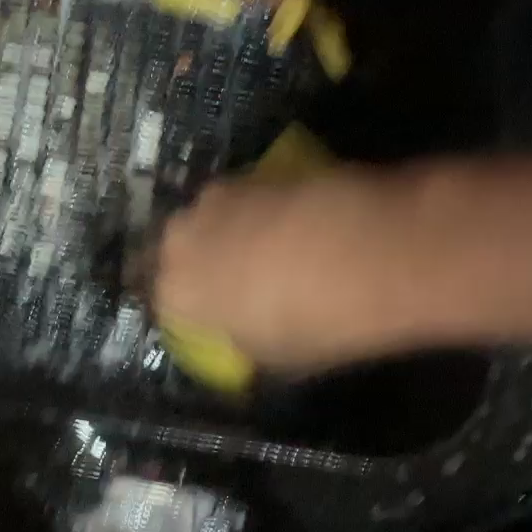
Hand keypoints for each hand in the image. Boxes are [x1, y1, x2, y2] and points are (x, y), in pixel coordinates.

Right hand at [153, 170, 415, 369]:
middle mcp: (178, 242)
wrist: (371, 248)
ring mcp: (212, 201)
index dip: (186, 310)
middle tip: (234, 282)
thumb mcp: (275, 357)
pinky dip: (257, 213)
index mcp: (173, 294)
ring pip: (207, 222)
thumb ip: (242, 343)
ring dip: (226, 235)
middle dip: (198, 265)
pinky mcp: (250, 173)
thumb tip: (242, 337)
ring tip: (269, 253)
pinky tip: (293, 229)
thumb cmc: (316, 320)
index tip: (209, 317)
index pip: (160, 304)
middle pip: (175, 254)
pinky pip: (241, 201)